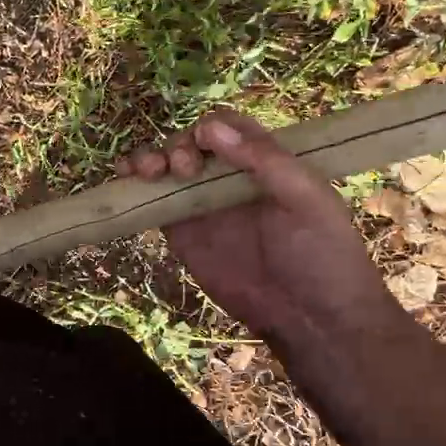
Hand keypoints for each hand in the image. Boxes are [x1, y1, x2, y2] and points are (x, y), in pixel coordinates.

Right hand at [116, 109, 400, 342]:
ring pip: (164, 164)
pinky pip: (149, 196)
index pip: (231, 127)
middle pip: (190, 142)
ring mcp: (200, 201)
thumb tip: (210, 129)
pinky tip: (124, 177)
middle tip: (182, 169)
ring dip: (149, 157)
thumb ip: (267, 162)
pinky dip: (131, 182)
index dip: (211, 127)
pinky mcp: (177, 226)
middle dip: (177, 146)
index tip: (204, 143)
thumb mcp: (309, 202)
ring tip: (147, 171)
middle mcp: (229, 177)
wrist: (306, 317)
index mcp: (267, 165)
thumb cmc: (321, 256)